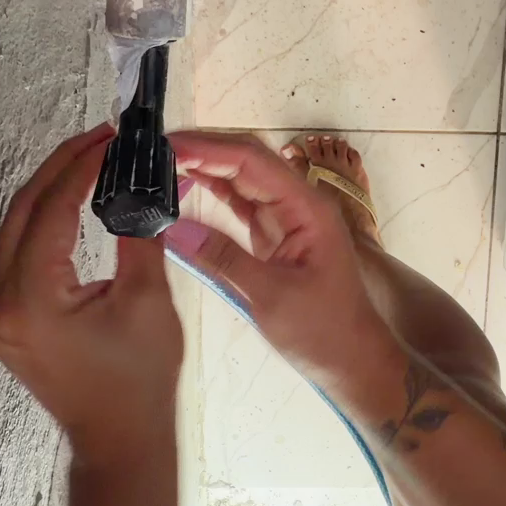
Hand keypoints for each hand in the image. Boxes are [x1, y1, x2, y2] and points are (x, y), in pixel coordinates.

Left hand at [0, 125, 182, 468]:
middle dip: (62, 167)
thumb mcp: (148, 299)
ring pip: (16, 229)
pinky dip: (46, 220)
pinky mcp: (1, 319)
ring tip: (93, 159)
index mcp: (29, 299)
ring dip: (52, 190)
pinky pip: (18, 253)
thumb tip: (141, 182)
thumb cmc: (139, 377)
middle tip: (102, 137)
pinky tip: (74, 201)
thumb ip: (138, 233)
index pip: (51, 210)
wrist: (118, 439)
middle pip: (22, 212)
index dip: (82, 167)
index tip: (114, 138)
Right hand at [163, 130, 403, 397]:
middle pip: (247, 160)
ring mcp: (286, 217)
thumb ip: (223, 257)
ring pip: (243, 178)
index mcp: (306, 207)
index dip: (208, 148)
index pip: (252, 161)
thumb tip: (172, 228)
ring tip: (160, 162)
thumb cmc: (322, 331)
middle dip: (204, 149)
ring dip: (206, 166)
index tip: (166, 146)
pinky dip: (213, 192)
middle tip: (153, 151)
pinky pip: (241, 202)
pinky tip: (185, 186)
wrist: (352, 359)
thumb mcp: (271, 296)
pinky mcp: (274, 235)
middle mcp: (298, 203)